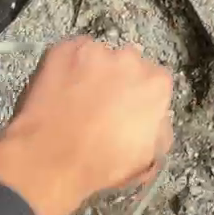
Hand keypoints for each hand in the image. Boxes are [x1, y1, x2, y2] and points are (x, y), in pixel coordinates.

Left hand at [0, 37, 171, 214]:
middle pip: (127, 65)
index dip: (138, 99)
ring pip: (97, 58)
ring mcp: (95, 52)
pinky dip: (66, 68)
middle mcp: (130, 60)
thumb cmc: (100, 165)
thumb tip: (157, 120)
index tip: (125, 112)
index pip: (154, 83)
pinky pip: (69, 54)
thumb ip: (160, 131)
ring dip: (91, 73)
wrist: (52, 160)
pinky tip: (59, 92)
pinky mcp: (64, 50)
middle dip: (116, 82)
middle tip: (98, 107)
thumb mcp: (147, 159)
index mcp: (156, 84)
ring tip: (74, 102)